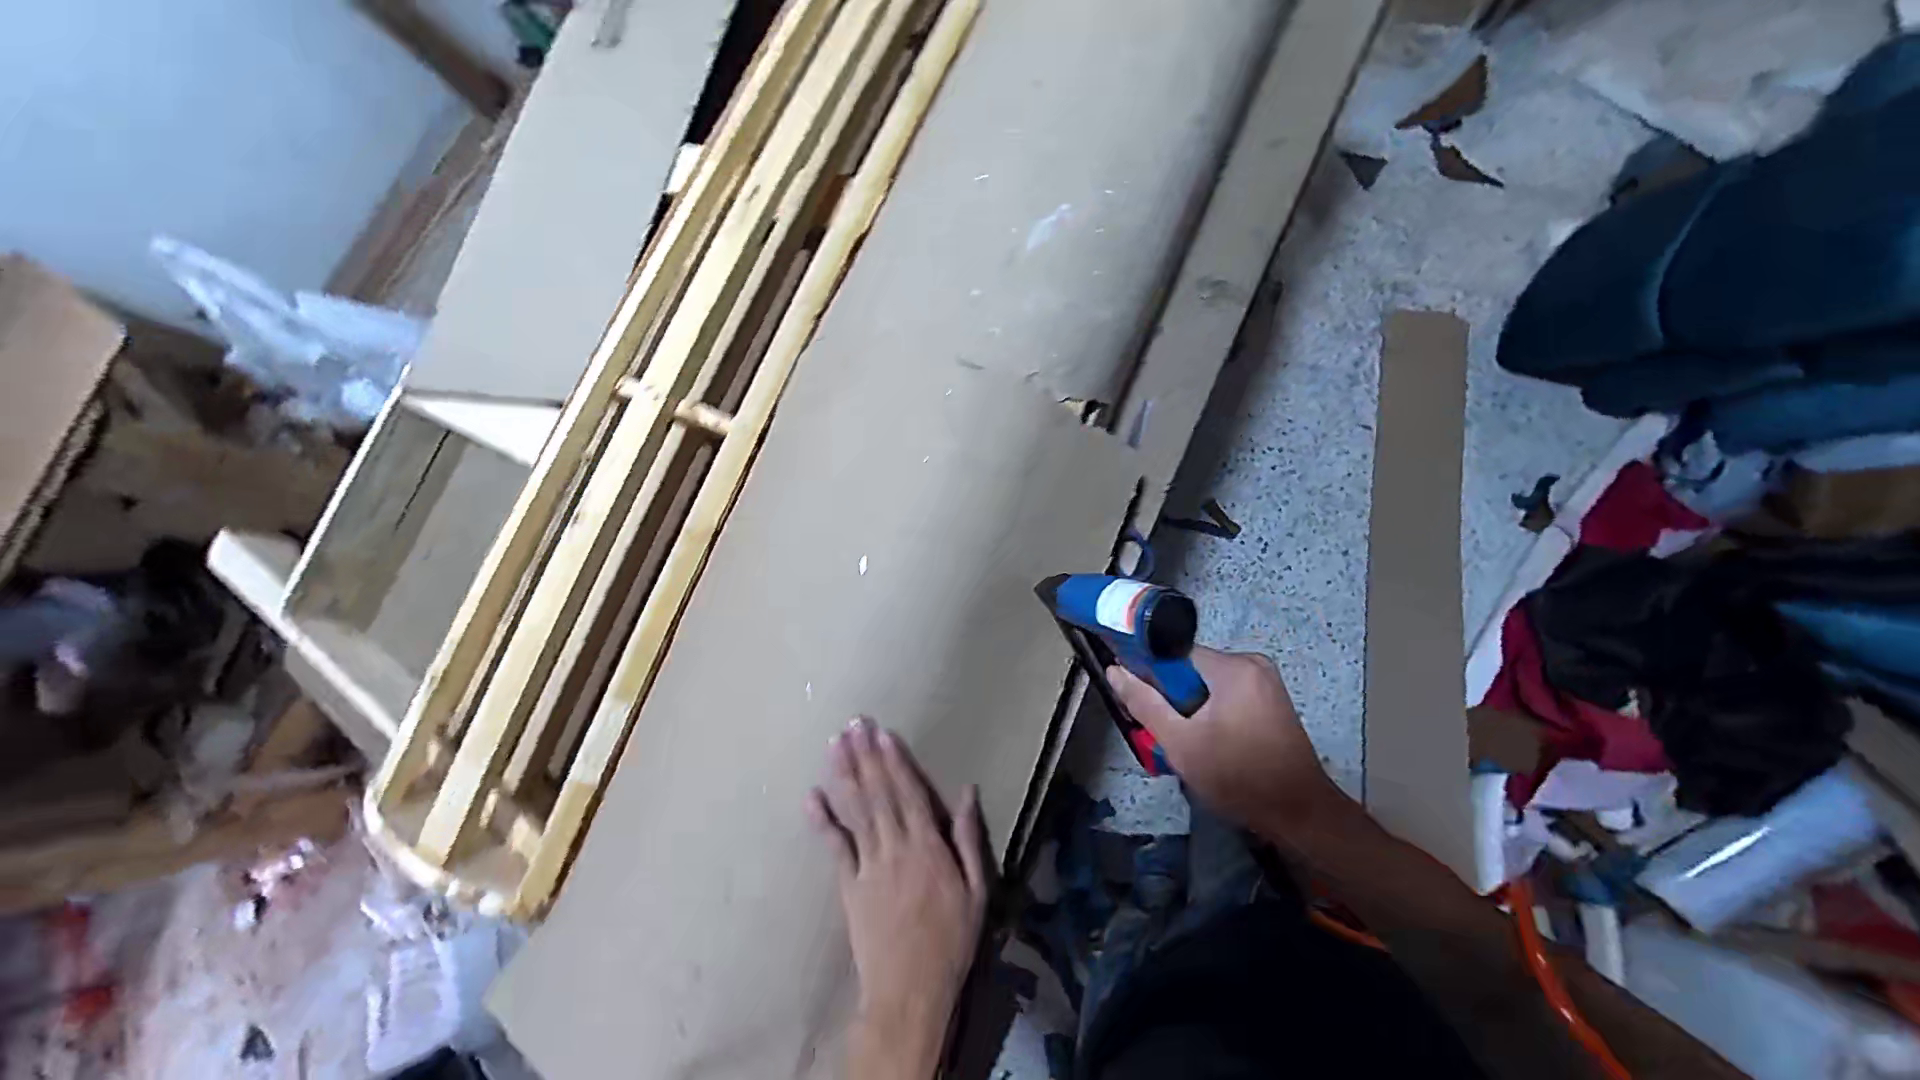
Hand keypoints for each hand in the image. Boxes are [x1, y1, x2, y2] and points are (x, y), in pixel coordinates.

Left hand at [808, 718, 987, 1077]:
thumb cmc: (951, 939)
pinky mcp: (848, 886)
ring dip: (845, 774)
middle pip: (879, 792)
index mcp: (928, 845)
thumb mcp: (977, 889)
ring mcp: (868, 864)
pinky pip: (834, 848)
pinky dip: (822, 821)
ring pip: (856, 810)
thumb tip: (968, 792)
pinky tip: (811, 796)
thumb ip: (970, 838)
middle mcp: (895, 846)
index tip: (883, 732)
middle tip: (853, 723)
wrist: (909, 990)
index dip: (895, 760)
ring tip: (835, 744)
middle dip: (866, 755)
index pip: (909, 792)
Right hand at [1108, 646, 1360, 847]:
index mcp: (1233, 667)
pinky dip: (1211, 711)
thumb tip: (1114, 671)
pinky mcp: (1271, 699)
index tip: (1139, 699)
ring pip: (1207, 683)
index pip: (1174, 653)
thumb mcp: (1180, 744)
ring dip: (1190, 706)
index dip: (1150, 674)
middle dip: (1172, 696)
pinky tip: (1209, 741)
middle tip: (1166, 731)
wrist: (1300, 814)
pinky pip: (1226, 693)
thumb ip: (1144, 703)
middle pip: (1191, 668)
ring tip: (1188, 741)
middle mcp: (1252, 663)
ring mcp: (1265, 681)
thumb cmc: (1238, 777)